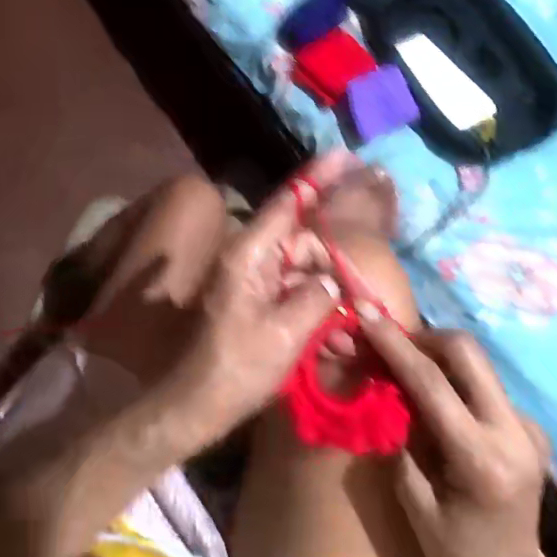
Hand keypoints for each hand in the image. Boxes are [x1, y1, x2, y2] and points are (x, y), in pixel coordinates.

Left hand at [147, 151, 366, 450]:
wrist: (194, 401)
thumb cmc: (237, 366)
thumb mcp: (286, 334)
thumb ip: (317, 298)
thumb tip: (334, 281)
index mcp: (249, 255)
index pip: (287, 203)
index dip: (316, 178)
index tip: (343, 155)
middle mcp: (247, 258)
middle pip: (299, 238)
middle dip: (332, 254)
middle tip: (362, 286)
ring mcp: (248, 279)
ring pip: (298, 265)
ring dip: (325, 283)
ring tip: (348, 316)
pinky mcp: (252, 300)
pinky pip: (290, 287)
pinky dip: (313, 301)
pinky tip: (335, 324)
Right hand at [358, 317, 556, 556]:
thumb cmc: (452, 548)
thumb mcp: (411, 495)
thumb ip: (396, 430)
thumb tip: (370, 374)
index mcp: (484, 460)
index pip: (431, 382)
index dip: (393, 342)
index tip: (362, 312)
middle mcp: (516, 434)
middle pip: (466, 351)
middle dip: (419, 336)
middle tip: (383, 342)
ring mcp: (528, 426)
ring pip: (474, 360)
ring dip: (431, 351)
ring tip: (398, 363)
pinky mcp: (528, 423)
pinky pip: (480, 379)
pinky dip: (447, 371)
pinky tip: (426, 389)